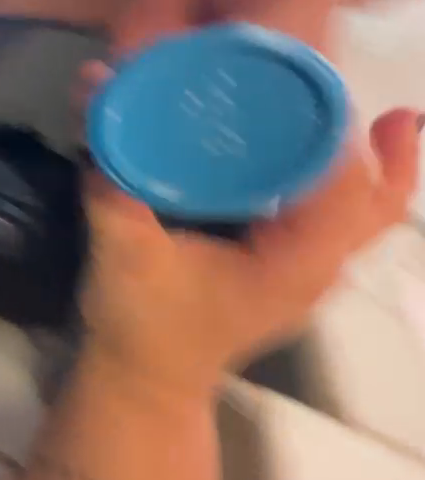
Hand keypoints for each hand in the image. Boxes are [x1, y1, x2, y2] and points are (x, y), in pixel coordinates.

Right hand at [79, 105, 419, 400]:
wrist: (142, 378)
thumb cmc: (145, 322)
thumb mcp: (122, 253)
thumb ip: (113, 191)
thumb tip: (94, 126)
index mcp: (296, 261)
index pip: (349, 193)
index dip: (349, 146)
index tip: (334, 101)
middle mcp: (315, 266)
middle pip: (374, 204)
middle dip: (384, 157)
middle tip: (381, 111)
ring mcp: (299, 273)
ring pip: (353, 215)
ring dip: (360, 172)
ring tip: (359, 127)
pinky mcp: (273, 272)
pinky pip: (317, 223)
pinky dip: (320, 191)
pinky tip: (290, 172)